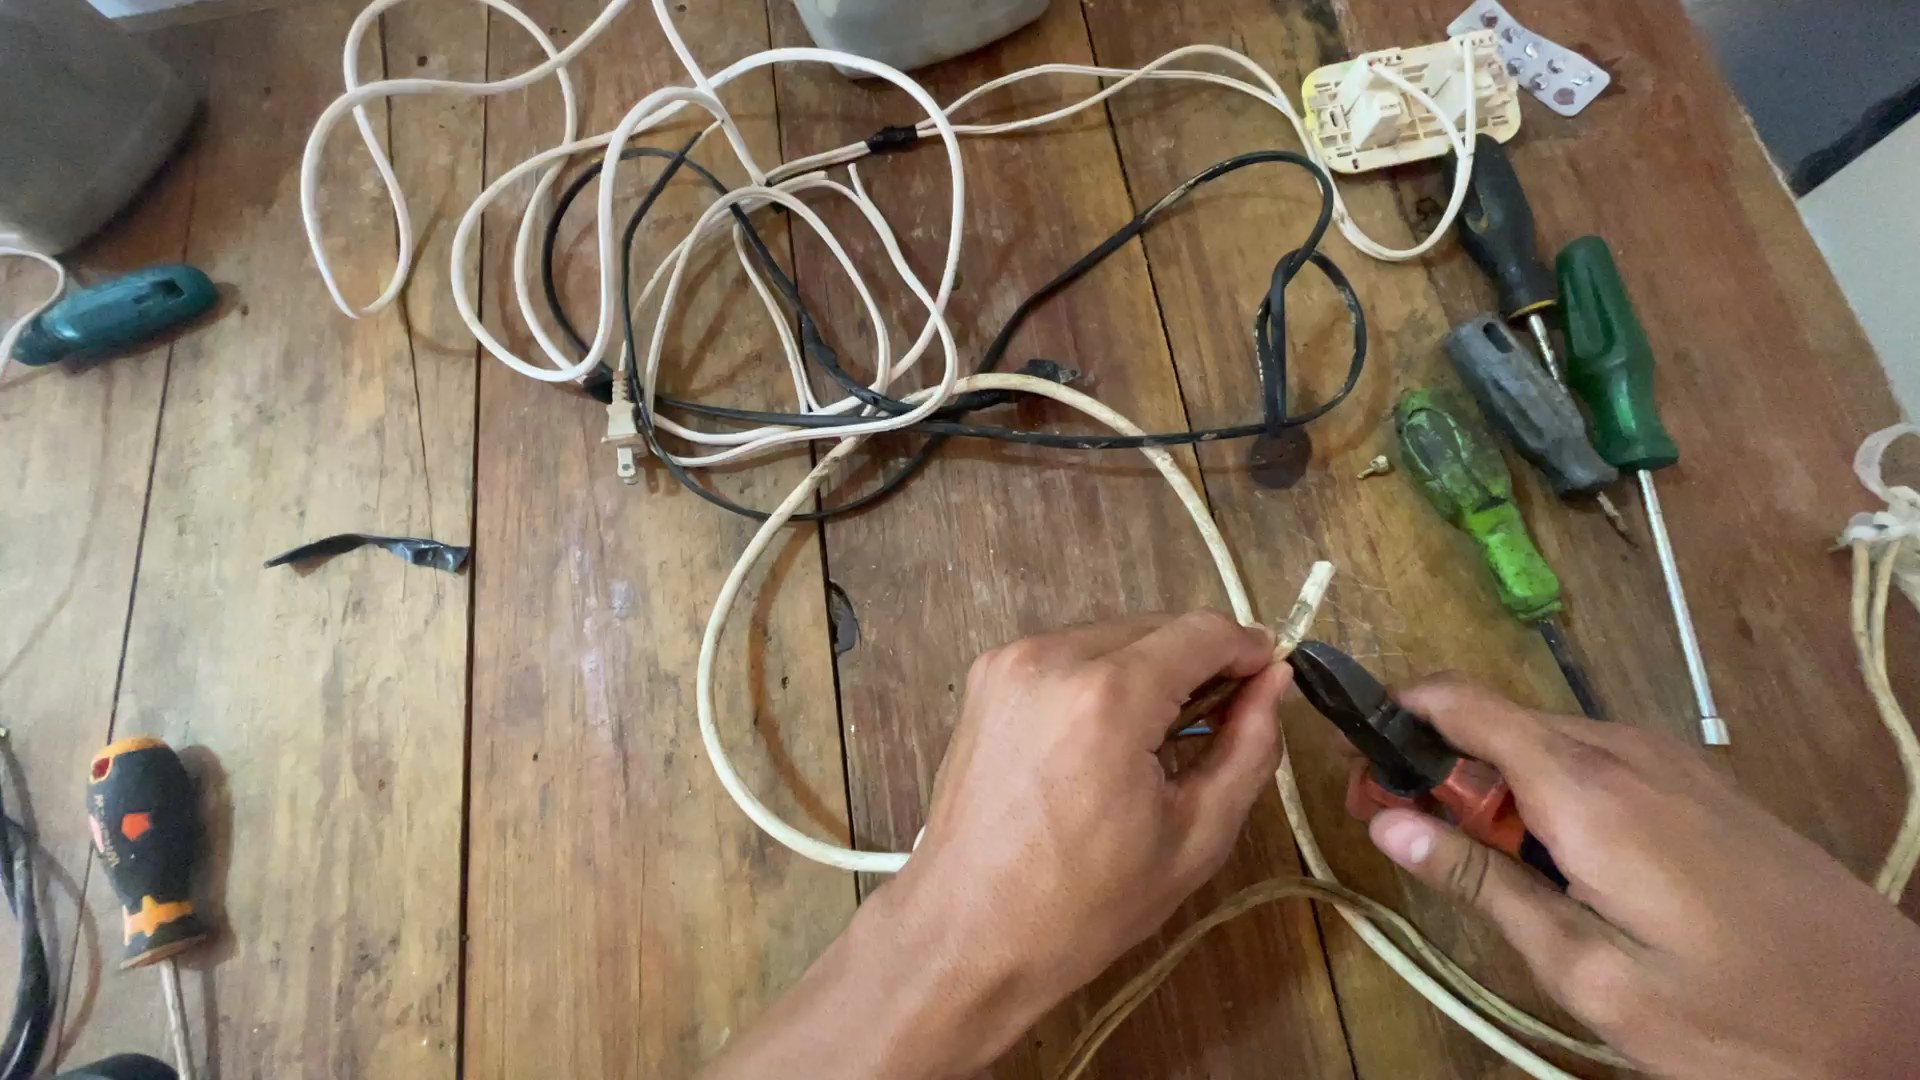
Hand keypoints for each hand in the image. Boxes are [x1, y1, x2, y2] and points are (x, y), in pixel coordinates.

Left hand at [702, 611, 1290, 1079]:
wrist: (967, 927)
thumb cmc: (1084, 903)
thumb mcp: (1194, 837)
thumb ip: (1249, 747)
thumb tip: (1275, 682)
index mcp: (1107, 696)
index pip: (1202, 630)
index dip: (1246, 649)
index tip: (1267, 680)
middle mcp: (1052, 656)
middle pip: (1155, 627)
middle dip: (1197, 662)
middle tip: (1217, 722)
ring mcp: (1011, 659)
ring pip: (1111, 635)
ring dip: (1147, 669)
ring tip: (1156, 737)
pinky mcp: (988, 674)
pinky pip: (1068, 652)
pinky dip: (1100, 676)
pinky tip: (1102, 734)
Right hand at [1364, 675, 1919, 1079]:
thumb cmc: (1741, 1019)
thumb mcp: (1591, 972)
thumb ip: (1481, 884)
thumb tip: (1383, 820)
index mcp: (1582, 786)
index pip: (1455, 701)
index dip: (1393, 718)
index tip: (1364, 771)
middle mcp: (1616, 749)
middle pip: (1485, 721)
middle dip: (1431, 764)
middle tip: (1405, 828)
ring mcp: (1661, 758)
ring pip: (1531, 738)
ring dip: (1485, 780)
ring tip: (1484, 856)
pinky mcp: (1690, 778)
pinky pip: (1583, 756)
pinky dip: (1539, 786)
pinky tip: (1559, 856)